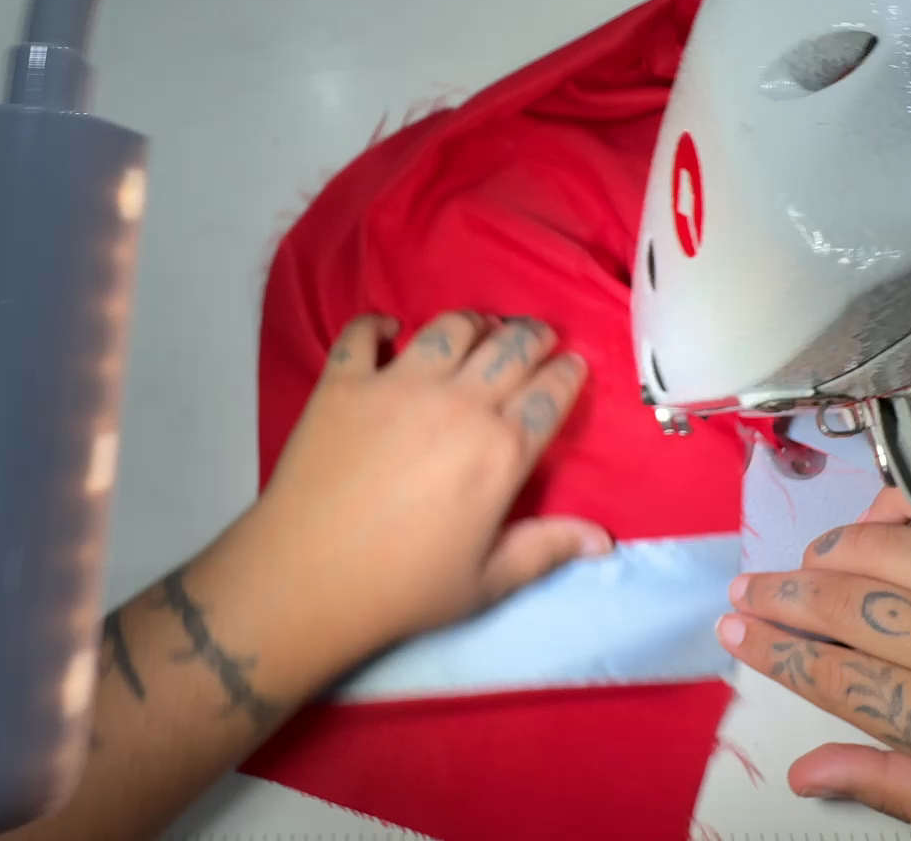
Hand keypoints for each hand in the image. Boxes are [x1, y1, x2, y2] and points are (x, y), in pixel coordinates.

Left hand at [225, 311, 607, 664]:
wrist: (306, 578)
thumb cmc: (403, 587)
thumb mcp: (486, 582)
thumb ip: (546, 550)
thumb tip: (604, 540)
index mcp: (500, 450)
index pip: (551, 394)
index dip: (568, 374)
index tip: (573, 365)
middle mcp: (456, 403)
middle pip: (510, 348)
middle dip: (533, 336)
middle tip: (536, 338)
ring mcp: (395, 384)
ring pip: (449, 328)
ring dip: (473, 323)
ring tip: (478, 329)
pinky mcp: (343, 381)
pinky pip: (363, 333)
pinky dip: (377, 325)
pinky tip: (388, 330)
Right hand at [715, 488, 910, 840]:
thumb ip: (906, 787)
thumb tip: (810, 771)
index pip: (844, 678)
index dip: (776, 652)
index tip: (734, 632)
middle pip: (852, 605)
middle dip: (782, 598)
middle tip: (743, 595)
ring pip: (886, 549)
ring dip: (825, 556)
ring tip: (796, 572)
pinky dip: (892, 516)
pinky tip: (865, 528)